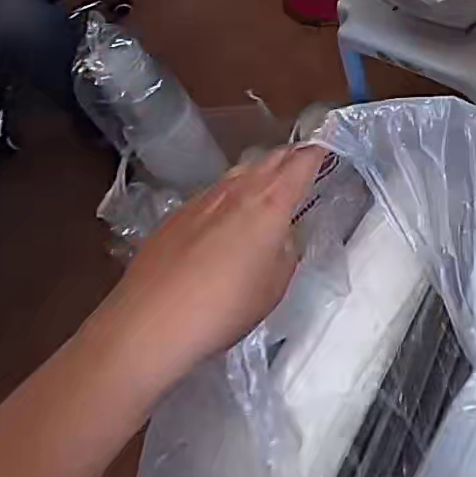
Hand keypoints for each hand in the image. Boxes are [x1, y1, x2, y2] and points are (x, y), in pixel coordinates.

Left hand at [84, 144, 326, 389]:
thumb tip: (281, 235)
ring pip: (242, 170)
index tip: (329, 150)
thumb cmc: (224, 307)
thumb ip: (286, 250)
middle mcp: (240, 188)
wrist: (146, 326)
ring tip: (268, 188)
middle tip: (305, 166)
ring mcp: (205, 198)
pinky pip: (215, 191)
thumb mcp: (275, 285)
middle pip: (273, 157)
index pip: (303, 161)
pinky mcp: (177, 214)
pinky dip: (232, 192)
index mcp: (272, 201)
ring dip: (261, 171)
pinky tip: (226, 218)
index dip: (319, 151)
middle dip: (292, 156)